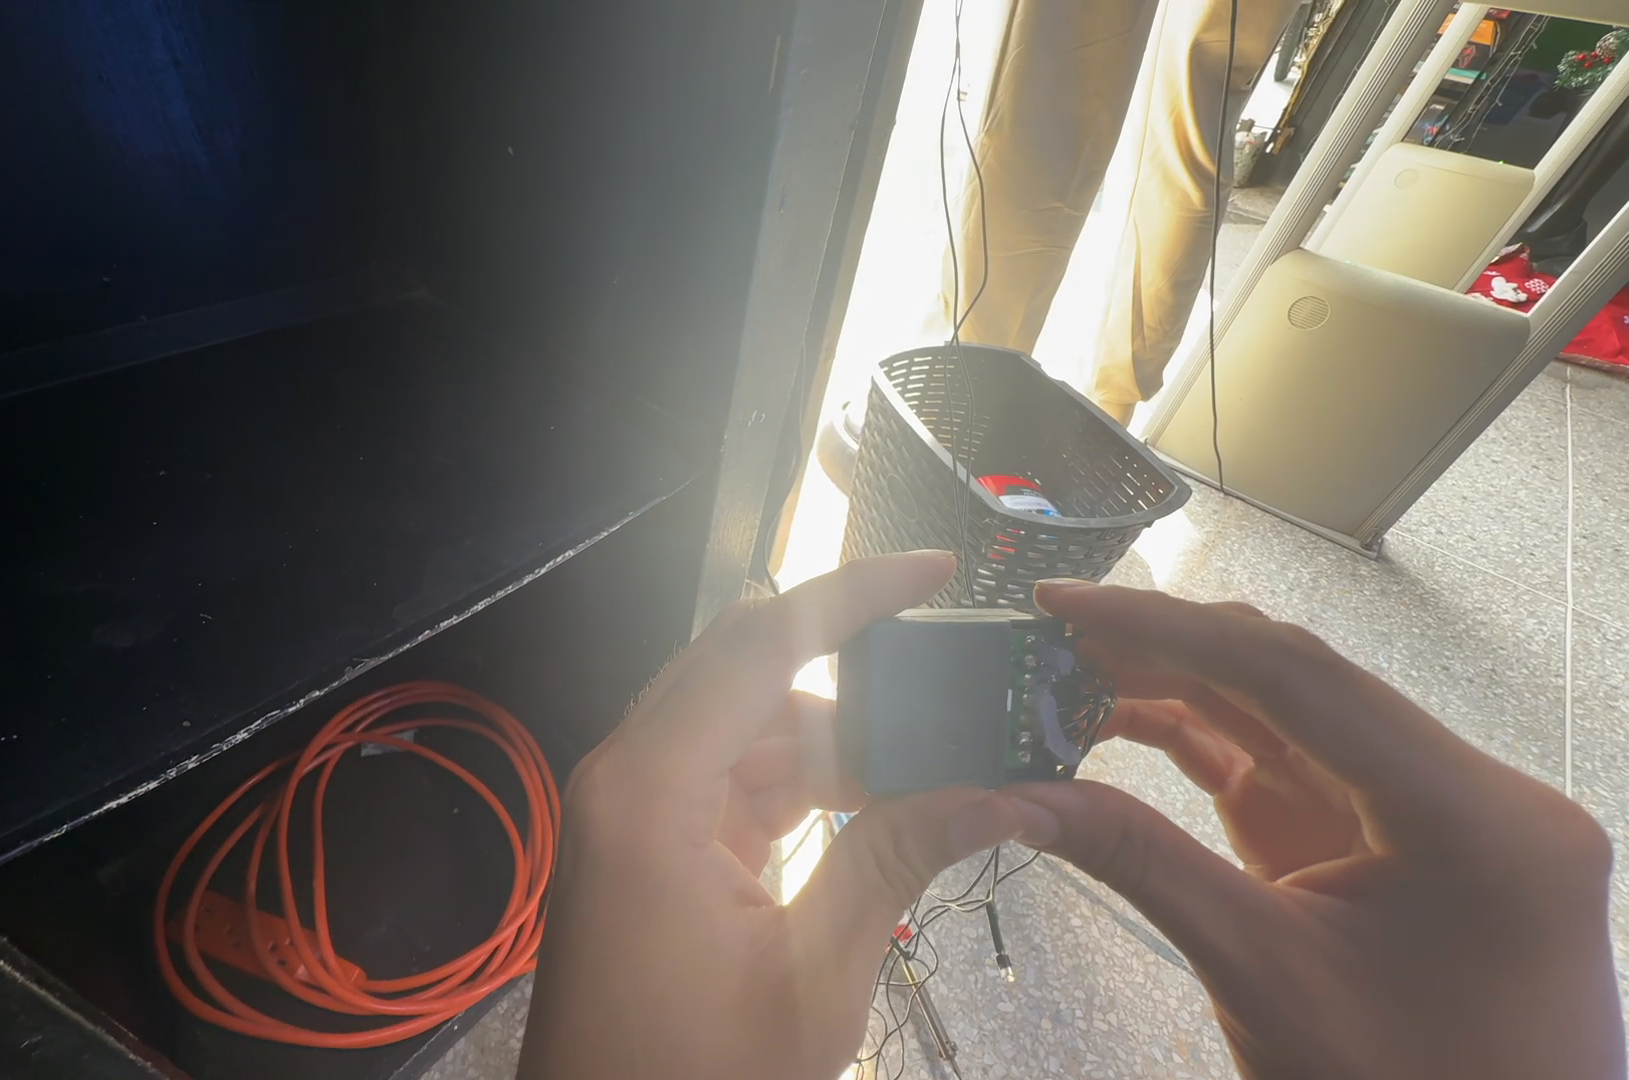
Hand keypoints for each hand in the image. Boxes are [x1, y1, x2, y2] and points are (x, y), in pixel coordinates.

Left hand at [516, 552, 1041, 1079]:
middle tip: (942, 689)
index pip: (760, 642)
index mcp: (650, 785)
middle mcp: (630, 767)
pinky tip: (865, 805)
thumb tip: (998, 793)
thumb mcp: (812, 977)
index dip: (851, 595)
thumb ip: (896, 863)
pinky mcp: (651, 827)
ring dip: (832, 739)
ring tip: (920, 771)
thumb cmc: (691, 1079)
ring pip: (748, 720)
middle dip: (852, 673)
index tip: (930, 571)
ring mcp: (636, 796)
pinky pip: (734, 770)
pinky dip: (800, 779)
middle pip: (750, 669)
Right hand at [1013, 581, 1624, 1079]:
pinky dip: (1175, 727)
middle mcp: (1448, 784)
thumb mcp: (1261, 974)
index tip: (1059, 601)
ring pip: (1260, 700)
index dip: (1162, 625)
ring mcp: (1398, 797)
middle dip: (1153, 644)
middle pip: (1276, 673)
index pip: (1290, 673)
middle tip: (1048, 635)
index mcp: (1468, 814)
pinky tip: (1107, 720)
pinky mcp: (1352, 818)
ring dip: (1158, 680)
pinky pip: (1255, 746)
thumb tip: (1018, 798)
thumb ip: (1137, 860)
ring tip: (1063, 674)